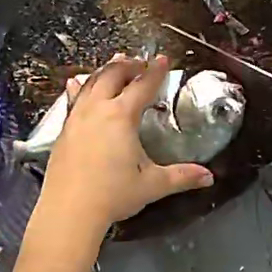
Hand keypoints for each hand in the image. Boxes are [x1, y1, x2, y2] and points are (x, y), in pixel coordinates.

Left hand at [37, 56, 213, 231]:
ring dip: (106, 71)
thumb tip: (208, 177)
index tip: (164, 60)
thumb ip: (182, 177)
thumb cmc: (112, 195)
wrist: (68, 211)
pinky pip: (73, 100)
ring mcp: (76, 119)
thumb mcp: (152, 185)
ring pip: (91, 83)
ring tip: (116, 64)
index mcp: (121, 117)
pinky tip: (76, 83)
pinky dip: (80, 88)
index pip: (142, 86)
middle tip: (141, 64)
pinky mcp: (63, 131)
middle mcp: (97, 110)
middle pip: (113, 75)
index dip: (155, 72)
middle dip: (129, 65)